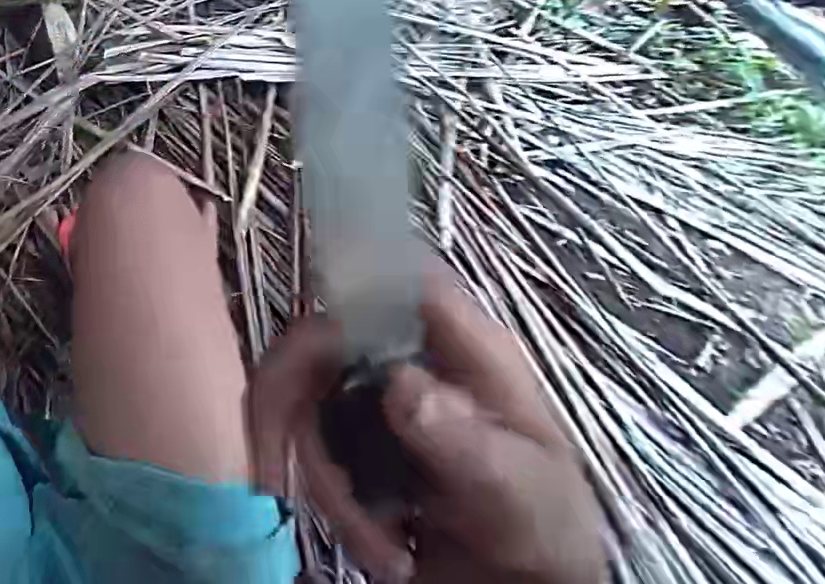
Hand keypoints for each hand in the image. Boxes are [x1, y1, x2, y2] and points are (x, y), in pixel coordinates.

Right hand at [248, 274, 606, 583]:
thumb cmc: (543, 535)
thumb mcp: (525, 501)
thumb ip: (471, 448)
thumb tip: (399, 384)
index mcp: (459, 345)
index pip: (397, 278)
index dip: (347, 279)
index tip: (316, 338)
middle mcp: (402, 350)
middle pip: (319, 334)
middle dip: (296, 406)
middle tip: (281, 471)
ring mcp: (368, 383)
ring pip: (296, 388)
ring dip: (318, 470)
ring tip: (375, 545)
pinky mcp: (343, 420)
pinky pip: (297, 429)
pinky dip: (318, 486)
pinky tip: (369, 540)